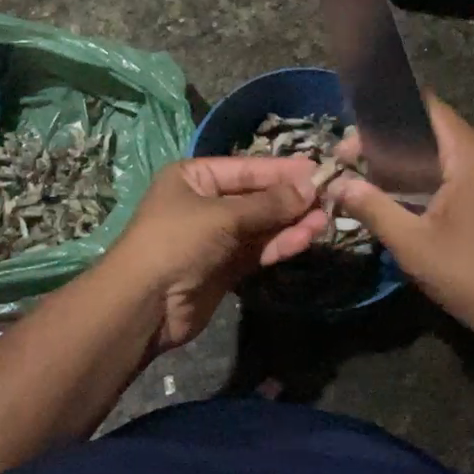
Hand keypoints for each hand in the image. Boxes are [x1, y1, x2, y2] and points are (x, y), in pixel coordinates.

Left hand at [102, 157, 324, 351]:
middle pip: (256, 197)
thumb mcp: (223, 216)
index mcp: (194, 177)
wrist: (144, 305)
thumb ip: (268, 204)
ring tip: (325, 220)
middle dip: (290, 198)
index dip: (281, 170)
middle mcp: (205, 203)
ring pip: (261, 225)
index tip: (318, 169)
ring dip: (291, 223)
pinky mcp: (225, 267)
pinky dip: (280, 244)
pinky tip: (305, 238)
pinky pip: (258, 249)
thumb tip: (310, 187)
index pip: (245, 168)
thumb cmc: (176, 242)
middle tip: (330, 197)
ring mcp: (215, 237)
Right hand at [330, 97, 473, 333]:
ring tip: (369, 179)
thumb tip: (338, 185)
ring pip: (445, 153)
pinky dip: (430, 177)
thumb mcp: (411, 242)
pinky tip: (404, 199)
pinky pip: (460, 172)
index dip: (387, 113)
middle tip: (351, 161)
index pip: (427, 107)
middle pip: (433, 129)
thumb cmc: (469, 272)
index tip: (354, 133)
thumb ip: (373, 207)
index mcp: (470, 155)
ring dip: (409, 162)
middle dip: (390, 142)